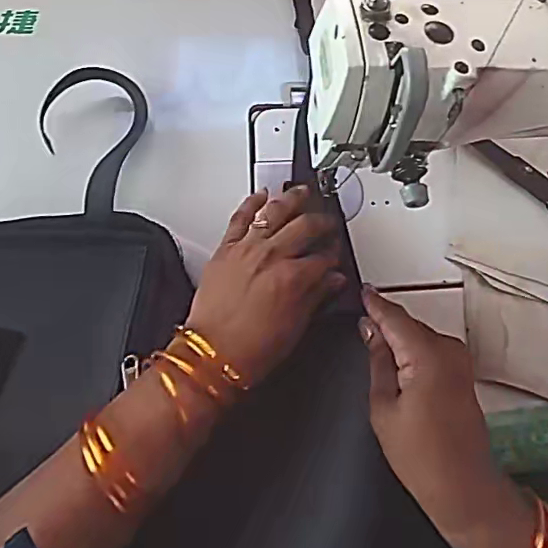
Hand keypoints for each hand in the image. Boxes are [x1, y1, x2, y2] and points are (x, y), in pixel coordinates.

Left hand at [185, 187, 343, 382]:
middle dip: (321, 222)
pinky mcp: (226, 247)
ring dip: (291, 199)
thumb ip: (316, 297)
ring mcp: (247, 248)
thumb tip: (332, 282)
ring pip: (275, 211)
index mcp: (293, 277)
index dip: (334, 254)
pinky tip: (261, 195)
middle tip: (327, 222)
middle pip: (305, 226)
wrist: (212, 355)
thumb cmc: (250, 349)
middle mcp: (271, 256)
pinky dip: (252, 202)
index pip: (324, 257)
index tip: (335, 253)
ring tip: (301, 192)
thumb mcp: (295, 327)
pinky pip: (241, 217)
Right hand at [361, 287, 527, 540]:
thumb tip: (369, 330)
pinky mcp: (464, 372)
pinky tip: (398, 362)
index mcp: (426, 354)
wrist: (464, 488)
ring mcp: (460, 361)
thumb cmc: (422, 457)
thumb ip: (377, 360)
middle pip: (408, 325)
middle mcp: (448, 350)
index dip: (374, 303)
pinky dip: (414, 349)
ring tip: (375, 346)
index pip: (393, 316)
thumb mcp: (383, 407)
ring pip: (419, 336)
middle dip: (385, 323)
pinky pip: (432, 348)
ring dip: (399, 337)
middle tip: (362, 324)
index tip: (362, 290)